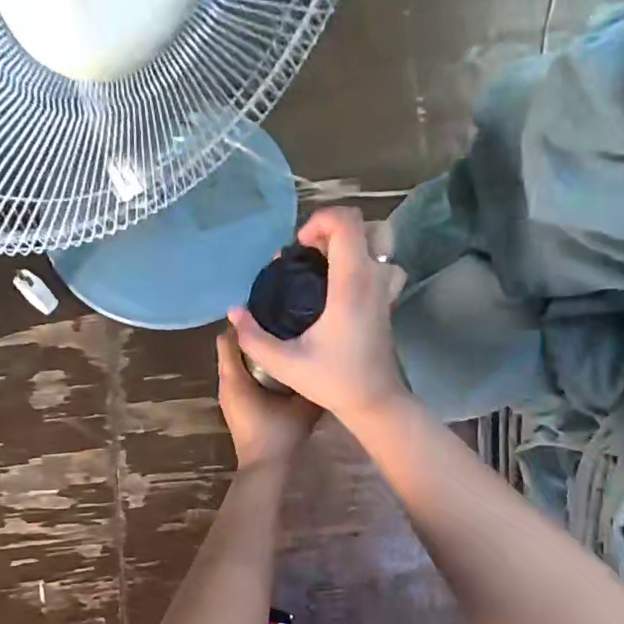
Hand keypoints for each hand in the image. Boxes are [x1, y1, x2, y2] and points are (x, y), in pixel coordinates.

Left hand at [216, 328, 320, 471]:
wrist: (266, 468)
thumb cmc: (279, 434)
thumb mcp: (303, 404)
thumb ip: (310, 380)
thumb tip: (322, 359)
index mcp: (234, 377)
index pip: (228, 338)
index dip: (244, 324)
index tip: (266, 313)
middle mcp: (225, 383)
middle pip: (230, 349)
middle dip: (251, 337)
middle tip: (277, 326)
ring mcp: (228, 397)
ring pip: (235, 365)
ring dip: (252, 354)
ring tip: (278, 345)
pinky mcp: (234, 408)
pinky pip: (239, 378)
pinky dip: (252, 370)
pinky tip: (276, 371)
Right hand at [227, 207, 410, 425]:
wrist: (375, 402)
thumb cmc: (334, 381)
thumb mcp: (285, 363)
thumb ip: (254, 337)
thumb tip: (234, 311)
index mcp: (351, 285)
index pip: (347, 223)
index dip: (320, 220)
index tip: (299, 246)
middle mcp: (374, 280)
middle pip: (368, 225)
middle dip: (337, 227)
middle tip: (313, 251)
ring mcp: (386, 290)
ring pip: (382, 243)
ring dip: (355, 242)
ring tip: (328, 264)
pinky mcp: (389, 302)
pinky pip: (384, 264)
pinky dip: (365, 261)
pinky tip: (342, 285)